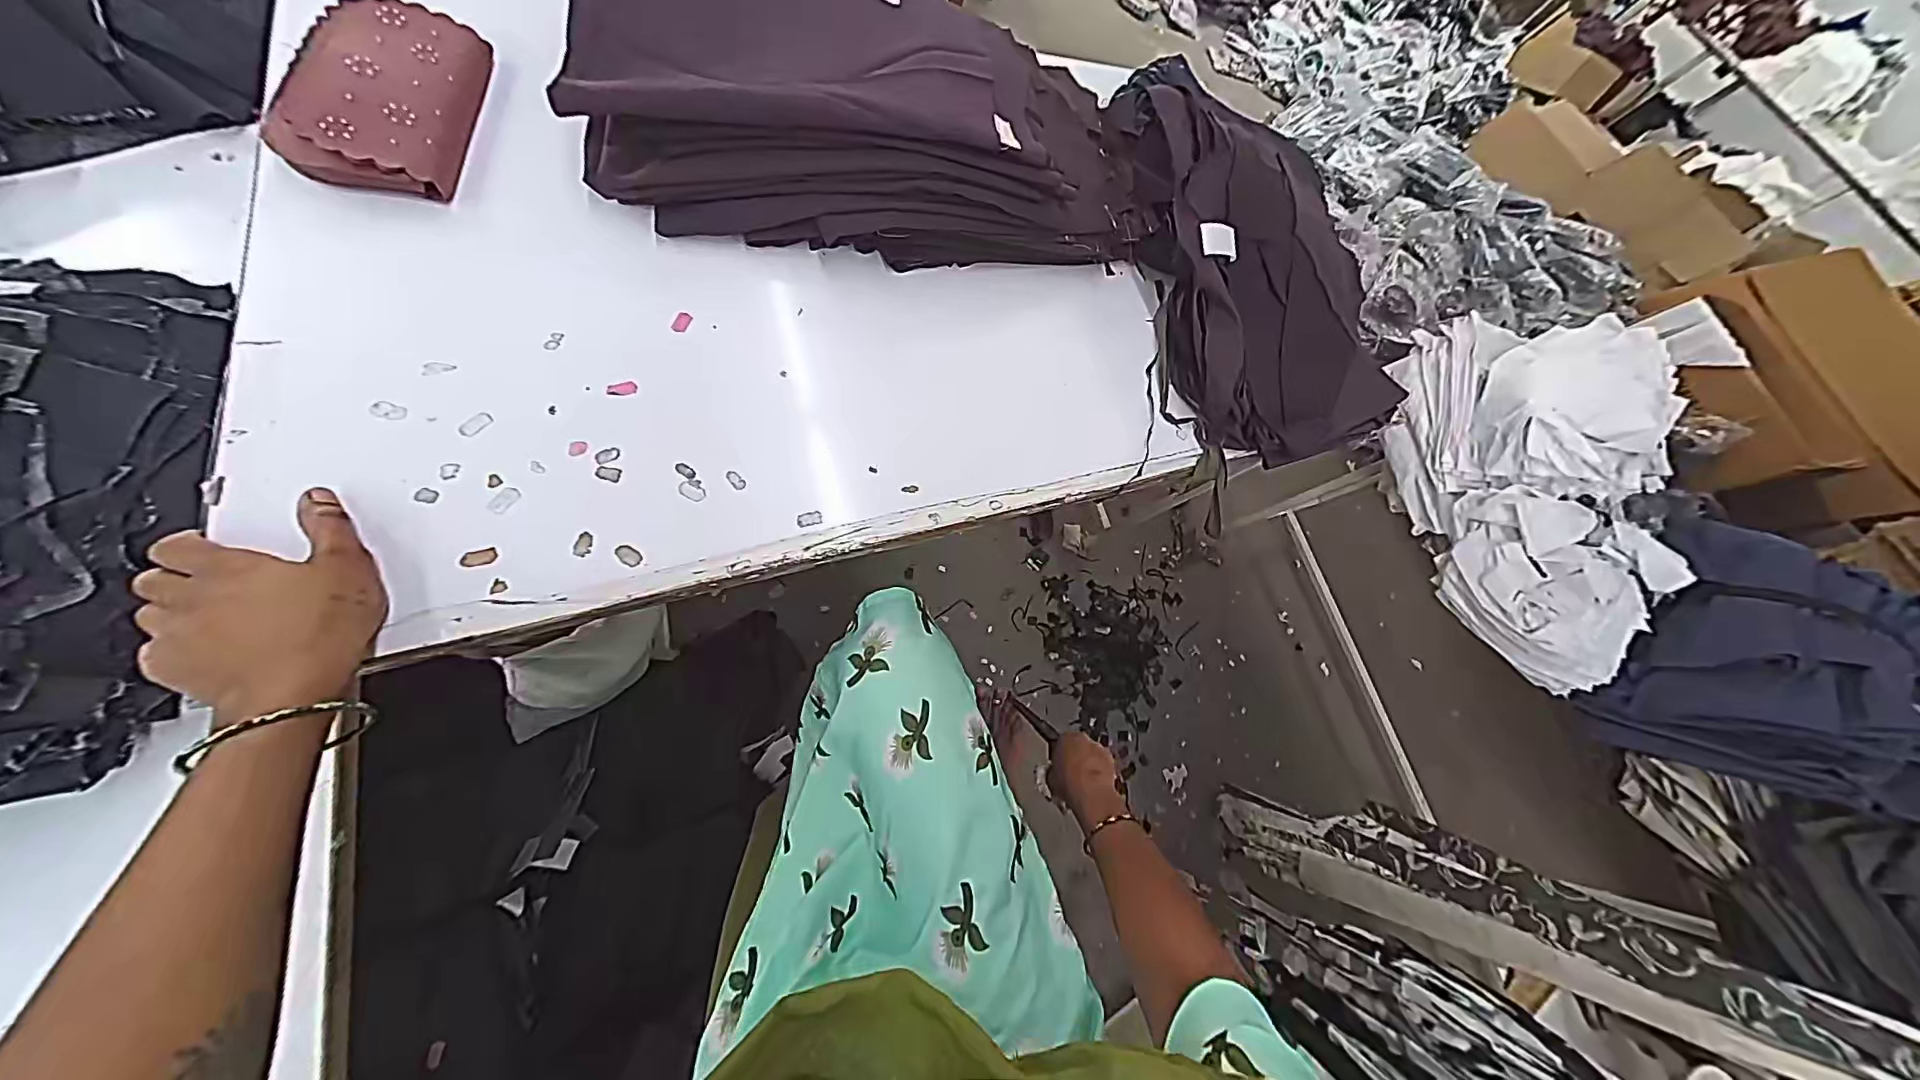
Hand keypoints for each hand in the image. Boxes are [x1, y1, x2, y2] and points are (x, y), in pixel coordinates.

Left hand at [133, 488, 387, 725]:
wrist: (297, 693)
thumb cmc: (322, 634)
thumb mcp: (348, 568)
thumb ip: (330, 530)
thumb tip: (316, 502)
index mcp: (226, 567)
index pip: (175, 545)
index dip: (188, 544)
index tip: (206, 547)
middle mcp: (190, 597)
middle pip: (154, 578)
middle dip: (176, 577)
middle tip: (212, 582)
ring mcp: (177, 635)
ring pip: (150, 615)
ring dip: (174, 612)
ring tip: (211, 616)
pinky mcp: (175, 669)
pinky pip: (156, 653)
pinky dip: (176, 649)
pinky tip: (207, 650)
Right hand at [1049, 731, 1128, 831]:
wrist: (1092, 794)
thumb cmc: (1069, 783)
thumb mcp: (1050, 778)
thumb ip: (1051, 771)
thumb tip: (1052, 775)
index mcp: (1065, 737)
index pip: (1059, 743)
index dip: (1058, 757)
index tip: (1057, 768)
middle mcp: (1084, 738)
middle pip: (1077, 747)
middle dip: (1075, 759)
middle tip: (1069, 776)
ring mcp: (1099, 749)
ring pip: (1091, 755)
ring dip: (1088, 765)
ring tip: (1082, 784)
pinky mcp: (1112, 761)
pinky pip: (1102, 765)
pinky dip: (1099, 773)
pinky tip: (1093, 786)